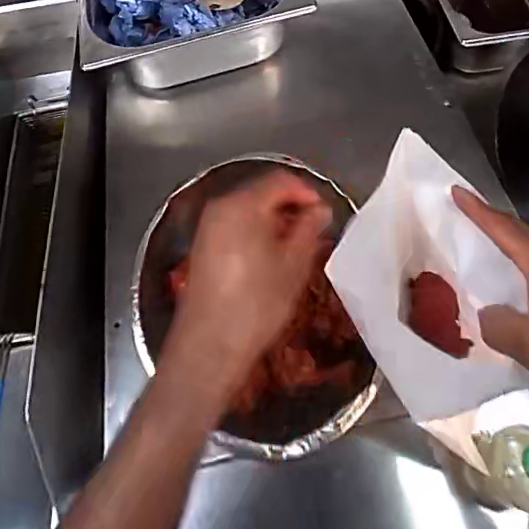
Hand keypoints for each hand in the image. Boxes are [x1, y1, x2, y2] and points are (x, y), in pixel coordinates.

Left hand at [164, 170, 332, 396]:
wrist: (208, 349)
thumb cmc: (256, 305)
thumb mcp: (294, 264)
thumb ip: (310, 228)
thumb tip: (320, 210)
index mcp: (242, 204)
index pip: (281, 180)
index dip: (308, 192)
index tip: (325, 213)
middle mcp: (220, 207)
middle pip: (263, 192)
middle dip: (292, 206)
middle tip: (315, 230)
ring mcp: (208, 227)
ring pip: (250, 210)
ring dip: (275, 220)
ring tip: (297, 246)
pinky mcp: (203, 247)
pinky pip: (236, 226)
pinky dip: (257, 232)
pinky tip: (272, 258)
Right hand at [453, 186, 528, 454]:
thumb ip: (504, 328)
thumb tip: (486, 314)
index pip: (507, 233)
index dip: (480, 212)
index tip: (457, 191)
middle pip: (524, 237)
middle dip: (494, 221)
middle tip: (465, 210)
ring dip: (509, 245)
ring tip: (482, 244)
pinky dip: (522, 270)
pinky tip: (515, 289)